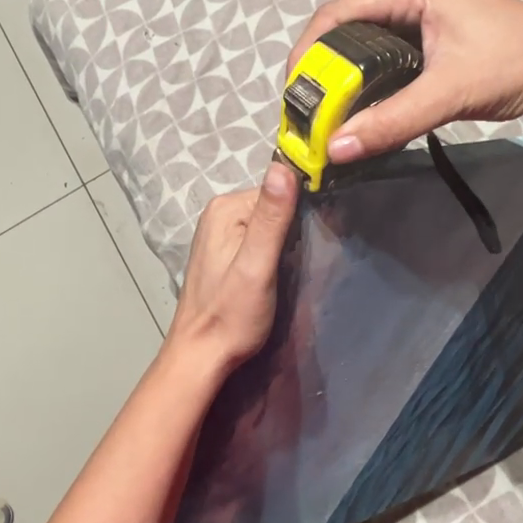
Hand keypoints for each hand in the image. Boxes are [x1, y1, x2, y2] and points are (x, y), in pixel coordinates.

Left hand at [165, 162, 299, 373]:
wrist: (201, 356)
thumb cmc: (230, 315)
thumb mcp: (256, 266)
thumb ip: (271, 218)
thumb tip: (284, 166)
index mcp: (225, 208)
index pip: (279, 190)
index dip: (303, 211)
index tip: (320, 238)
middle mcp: (220, 214)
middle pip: (275, 206)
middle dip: (296, 229)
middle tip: (308, 259)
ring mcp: (221, 234)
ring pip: (271, 225)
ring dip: (287, 244)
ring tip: (296, 269)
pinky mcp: (227, 254)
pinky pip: (261, 241)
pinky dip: (275, 253)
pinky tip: (281, 274)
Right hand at [287, 0, 522, 163]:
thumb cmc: (514, 65)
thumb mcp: (450, 92)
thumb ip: (392, 120)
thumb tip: (336, 149)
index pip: (336, 14)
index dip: (307, 52)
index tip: (293, 94)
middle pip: (344, 30)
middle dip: (320, 70)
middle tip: (307, 111)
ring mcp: (418, 17)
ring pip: (362, 46)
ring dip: (342, 80)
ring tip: (326, 116)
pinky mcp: (428, 39)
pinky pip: (382, 58)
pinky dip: (366, 84)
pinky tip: (360, 110)